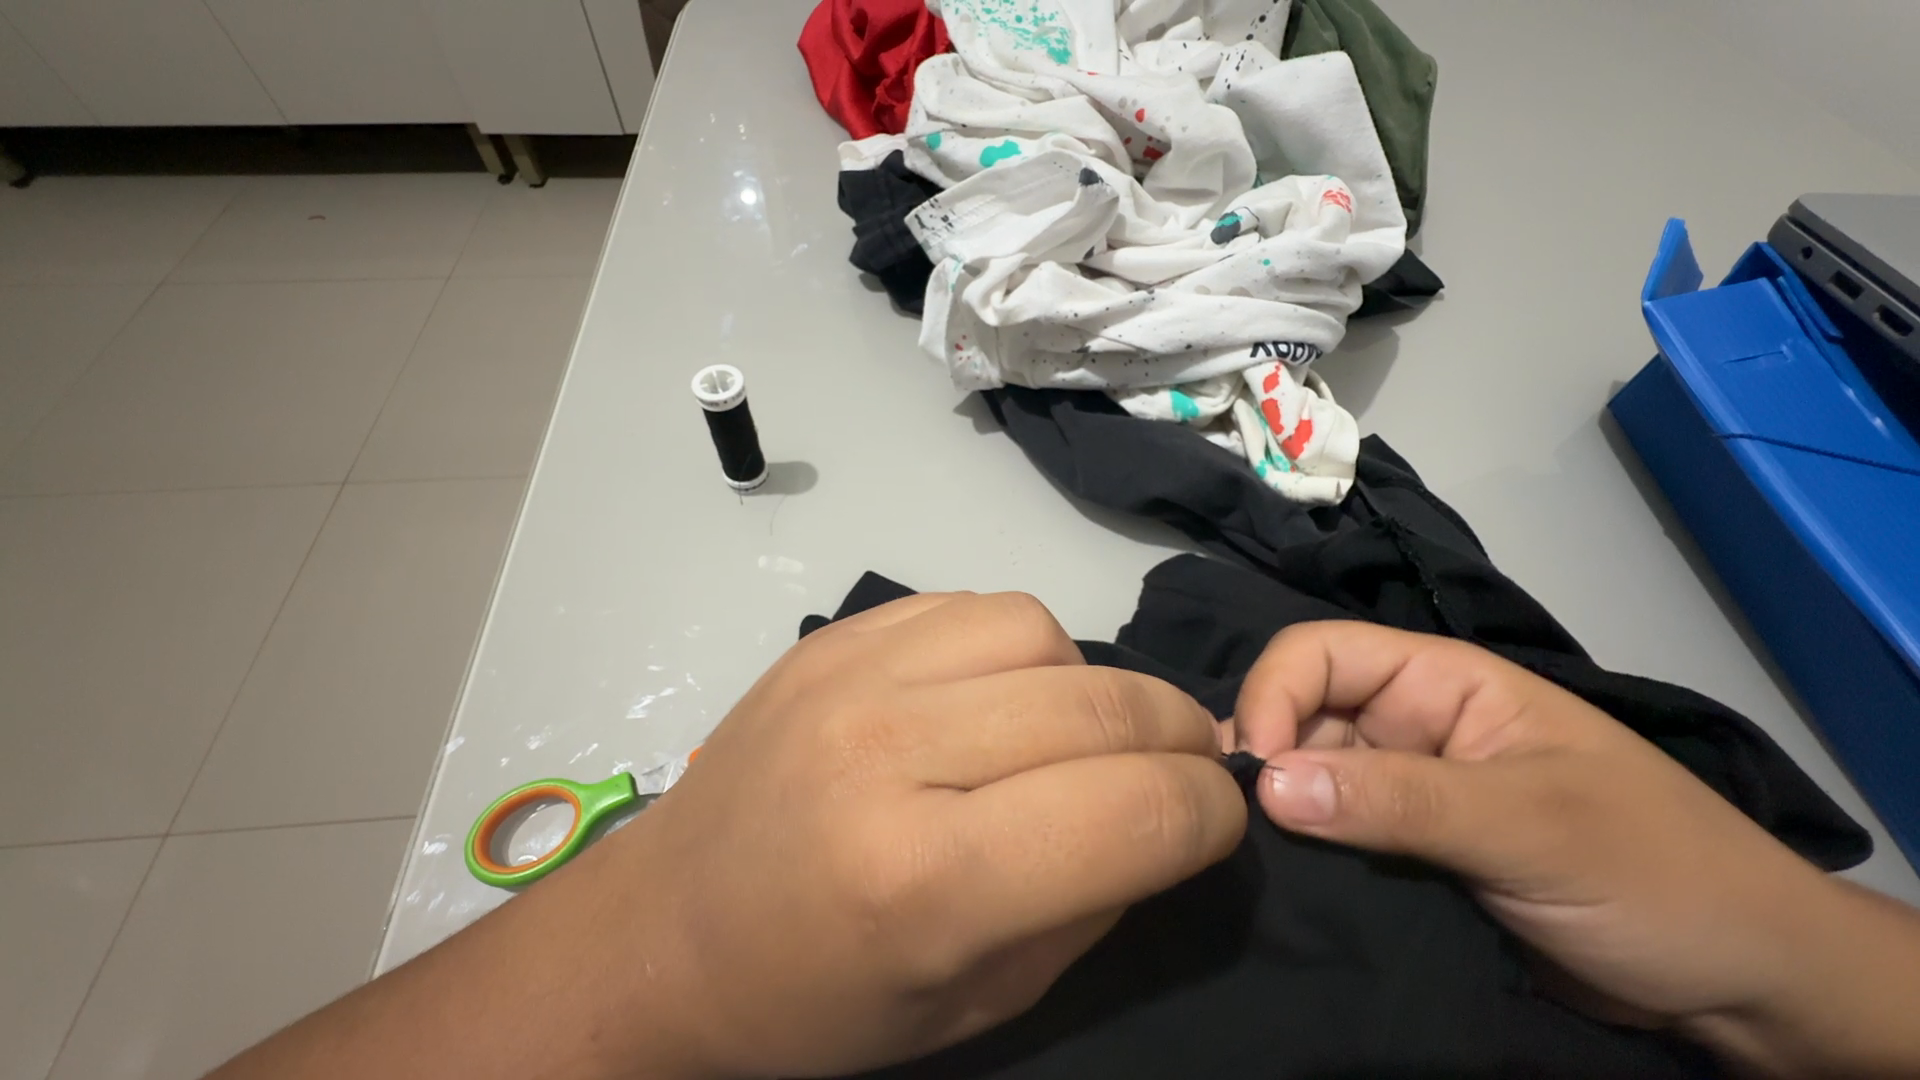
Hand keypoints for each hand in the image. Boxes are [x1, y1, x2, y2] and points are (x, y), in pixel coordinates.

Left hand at [613, 591, 1245, 1077]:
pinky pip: (970, 606)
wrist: (663, 930)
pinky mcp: (832, 638)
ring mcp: (852, 675)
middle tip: (1180, 767)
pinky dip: (1015, 648)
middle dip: (1177, 738)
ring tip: (1067, 731)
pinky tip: (994, 696)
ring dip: (1086, 684)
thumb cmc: (816, 997)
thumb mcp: (977, 997)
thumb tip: (1168, 814)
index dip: (1207, 814)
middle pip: (1100, 706)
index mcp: (921, 878)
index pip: (1132, 811)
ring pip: (1040, 631)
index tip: (1214, 820)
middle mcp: (888, 751)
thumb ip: (1091, 901)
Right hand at [1230, 621, 1919, 1076]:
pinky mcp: (1398, 850)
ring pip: (1304, 777)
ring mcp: (1400, 790)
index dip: (1273, 695)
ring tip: (1252, 855)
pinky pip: (1327, 834)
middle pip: (1299, 713)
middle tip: (1240, 823)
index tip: (1255, 771)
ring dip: (1276, 809)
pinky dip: (1297, 850)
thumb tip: (1268, 783)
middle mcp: (1405, 726)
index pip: (1320, 655)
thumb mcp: (1533, 827)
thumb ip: (1401, 800)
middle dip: (1264, 757)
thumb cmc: (1656, 873)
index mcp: (1439, 684)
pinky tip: (1278, 874)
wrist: (1740, 986)